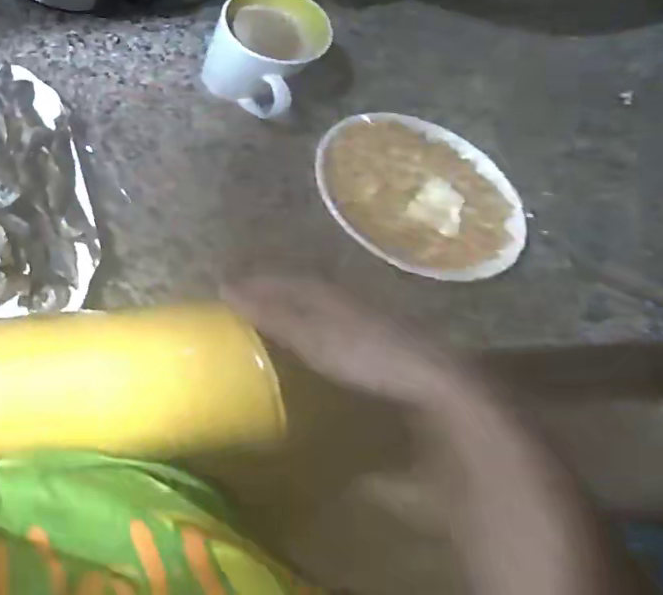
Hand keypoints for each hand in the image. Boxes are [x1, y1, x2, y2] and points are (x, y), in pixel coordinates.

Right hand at [221, 278, 480, 409]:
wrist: (438, 384)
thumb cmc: (367, 355)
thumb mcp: (310, 335)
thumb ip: (271, 313)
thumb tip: (225, 288)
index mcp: (322, 290)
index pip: (279, 279)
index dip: (253, 283)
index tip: (224, 290)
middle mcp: (341, 296)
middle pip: (297, 290)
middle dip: (271, 294)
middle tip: (242, 305)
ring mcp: (364, 319)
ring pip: (317, 307)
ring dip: (292, 312)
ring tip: (269, 326)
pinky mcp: (379, 343)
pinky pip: (333, 326)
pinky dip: (313, 330)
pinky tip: (309, 349)